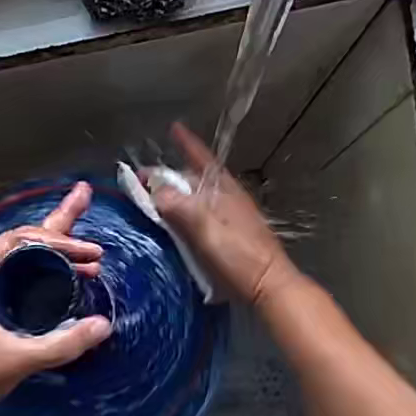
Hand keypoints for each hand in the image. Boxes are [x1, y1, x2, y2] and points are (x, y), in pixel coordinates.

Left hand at [0, 182, 113, 415]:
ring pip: (27, 253)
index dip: (58, 241)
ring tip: (91, 249)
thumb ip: (64, 343)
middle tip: (85, 196)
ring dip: (59, 247)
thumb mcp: (22, 358)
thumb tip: (104, 325)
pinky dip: (52, 266)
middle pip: (26, 238)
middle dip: (59, 222)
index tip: (90, 254)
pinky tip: (73, 269)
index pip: (21, 240)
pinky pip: (27, 271)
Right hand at [148, 122, 299, 306]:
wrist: (270, 288)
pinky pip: (203, 217)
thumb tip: (156, 190)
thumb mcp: (207, 231)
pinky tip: (177, 225)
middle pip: (197, 180)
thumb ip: (181, 208)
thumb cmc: (240, 257)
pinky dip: (186, 214)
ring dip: (178, 196)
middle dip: (172, 176)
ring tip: (155, 200)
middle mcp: (229, 200)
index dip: (187, 144)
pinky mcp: (232, 238)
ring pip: (200, 199)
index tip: (173, 128)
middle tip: (145, 180)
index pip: (203, 159)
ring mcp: (232, 219)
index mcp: (225, 192)